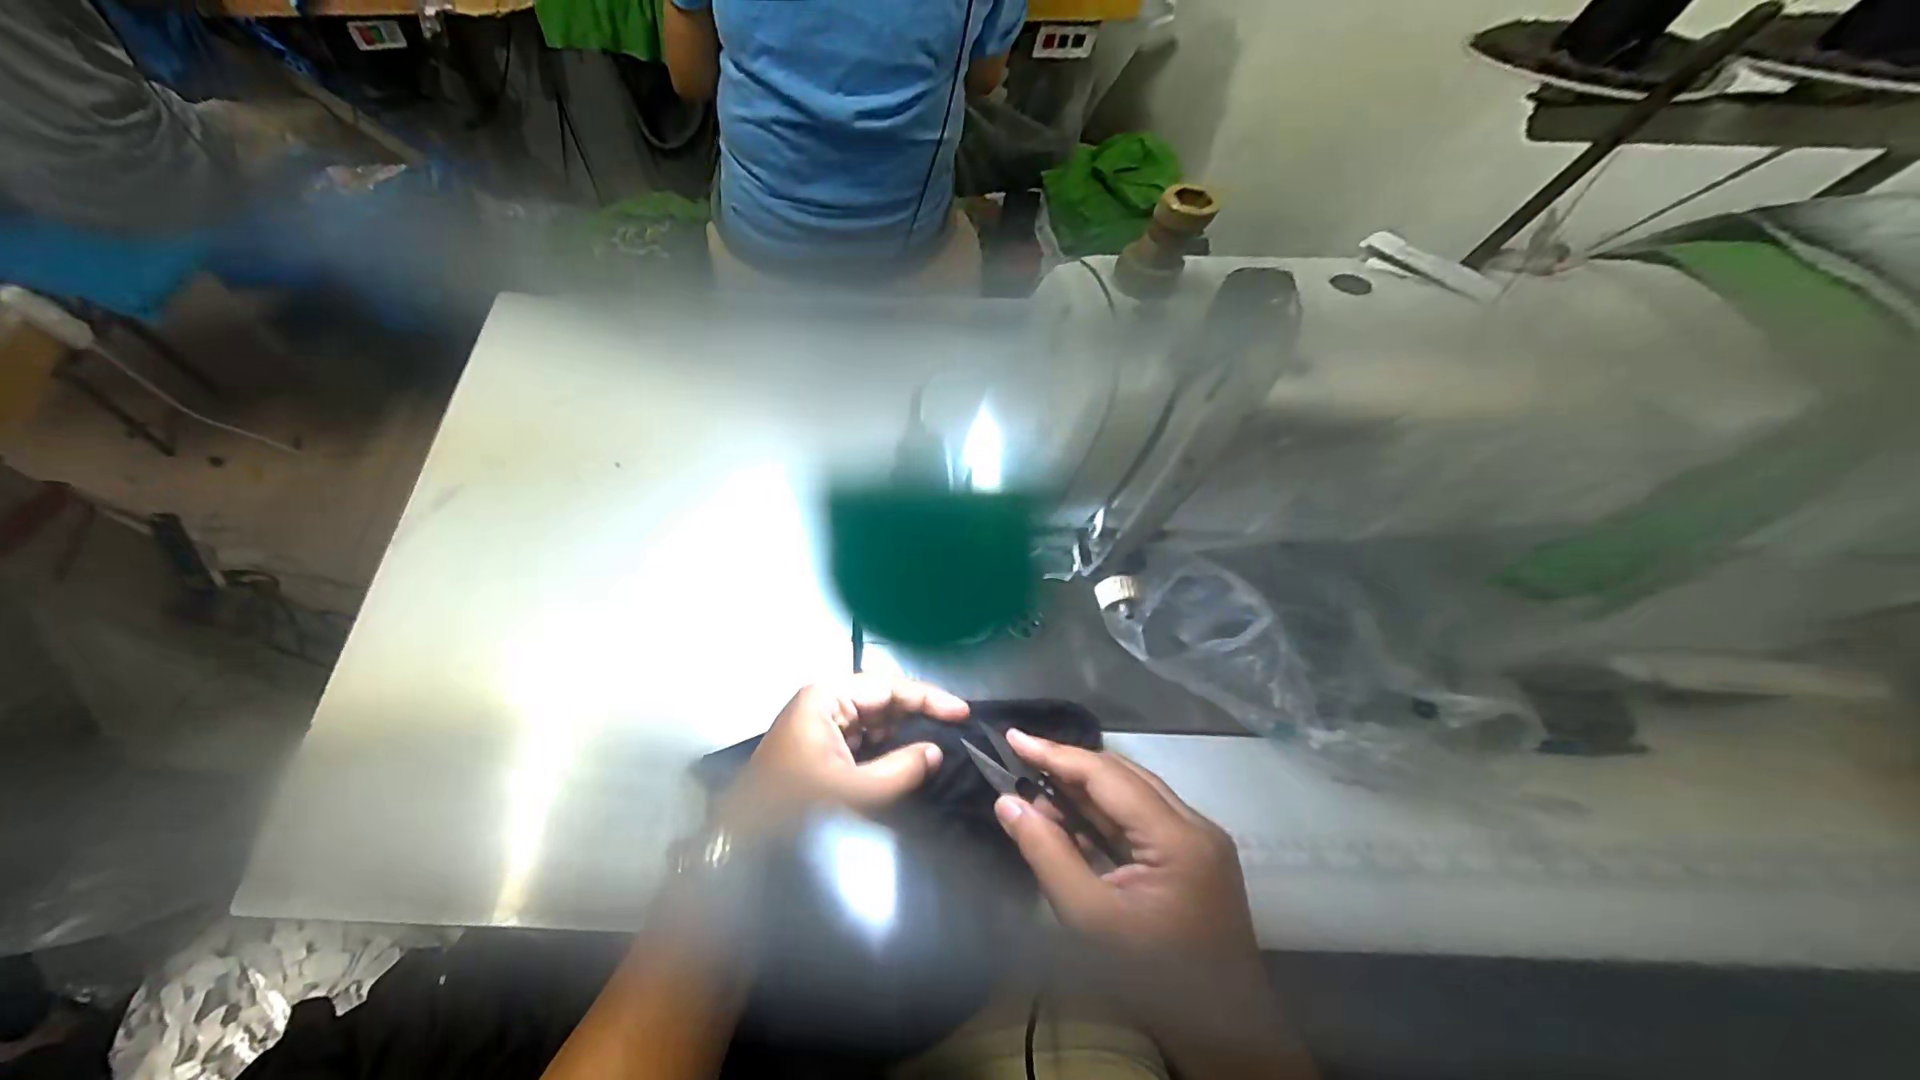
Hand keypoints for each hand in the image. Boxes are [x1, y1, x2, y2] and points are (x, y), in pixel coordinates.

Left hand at [725, 675, 968, 826]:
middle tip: (956, 725)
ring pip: (873, 718)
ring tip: (940, 738)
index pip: (888, 687)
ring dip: (904, 729)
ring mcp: (818, 725)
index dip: (929, 698)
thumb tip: (935, 752)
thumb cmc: (797, 812)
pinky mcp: (818, 747)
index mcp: (825, 698)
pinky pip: (861, 737)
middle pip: (881, 698)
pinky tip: (910, 754)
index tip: (963, 712)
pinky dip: (886, 745)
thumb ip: (902, 767)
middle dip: (917, 712)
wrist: (742, 851)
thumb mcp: (857, 791)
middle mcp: (821, 703)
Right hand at [993, 729, 1257, 966]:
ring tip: (1037, 786)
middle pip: (1123, 776)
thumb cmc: (1155, 981)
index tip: (1014, 737)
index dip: (1056, 754)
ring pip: (1133, 792)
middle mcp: (1195, 824)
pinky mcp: (1196, 854)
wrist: (1225, 1033)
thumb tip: (1008, 802)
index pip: (1107, 776)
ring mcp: (1200, 838)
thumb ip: (1047, 855)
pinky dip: (1105, 813)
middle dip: (1069, 766)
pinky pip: (1143, 816)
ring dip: (1085, 788)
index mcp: (1177, 837)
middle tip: (1020, 761)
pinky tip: (1072, 817)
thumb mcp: (1090, 919)